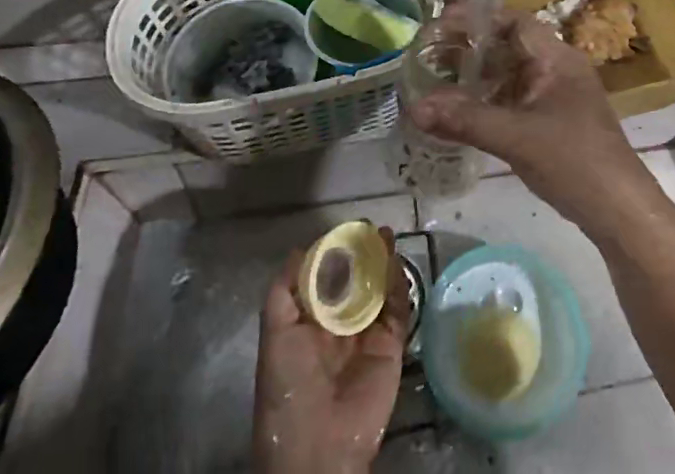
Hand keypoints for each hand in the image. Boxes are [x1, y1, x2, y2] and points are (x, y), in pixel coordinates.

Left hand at [252, 227, 411, 473]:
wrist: (319, 446)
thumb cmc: (289, 388)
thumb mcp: (275, 338)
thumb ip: (283, 293)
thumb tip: (299, 251)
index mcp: (308, 324)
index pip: (323, 280)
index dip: (333, 254)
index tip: (344, 231)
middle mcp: (338, 326)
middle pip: (354, 281)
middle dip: (362, 254)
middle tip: (371, 228)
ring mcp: (367, 335)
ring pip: (377, 290)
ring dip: (382, 263)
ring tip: (386, 236)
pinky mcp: (391, 345)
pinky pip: (397, 309)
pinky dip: (399, 285)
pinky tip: (396, 264)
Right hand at [410, 6, 651, 228]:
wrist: (618, 208)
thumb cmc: (573, 160)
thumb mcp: (516, 137)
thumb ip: (465, 121)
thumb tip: (414, 108)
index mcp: (557, 59)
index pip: (515, 22)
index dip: (479, 18)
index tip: (442, 24)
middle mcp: (558, 70)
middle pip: (509, 47)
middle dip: (471, 49)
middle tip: (430, 55)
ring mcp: (556, 97)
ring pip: (510, 76)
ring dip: (477, 78)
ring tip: (437, 82)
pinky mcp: (552, 122)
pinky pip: (514, 101)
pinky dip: (488, 103)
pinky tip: (461, 114)